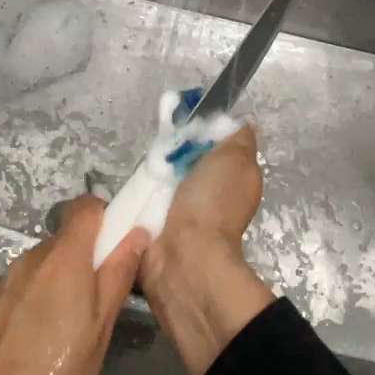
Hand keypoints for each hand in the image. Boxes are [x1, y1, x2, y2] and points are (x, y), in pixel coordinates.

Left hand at [0, 195, 148, 374]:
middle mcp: (32, 257)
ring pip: (46, 263)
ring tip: (69, 329)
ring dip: (62, 280)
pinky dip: (40, 297)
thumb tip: (137, 232)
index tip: (119, 246)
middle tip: (100, 301)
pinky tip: (40, 339)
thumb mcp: (100, 331)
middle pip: (67, 237)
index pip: (86, 206)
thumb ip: (118, 276)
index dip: (107, 216)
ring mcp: (6, 278)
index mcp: (63, 258)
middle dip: (87, 258)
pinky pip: (26, 283)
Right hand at [138, 125, 277, 374]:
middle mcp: (209, 193)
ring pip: (163, 174)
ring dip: (153, 167)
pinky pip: (145, 195)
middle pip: (185, 155)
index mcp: (232, 177)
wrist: (183, 258)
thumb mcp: (235, 159)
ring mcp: (180, 210)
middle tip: (159, 138)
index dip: (200, 127)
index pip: (214, 142)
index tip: (183, 116)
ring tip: (143, 157)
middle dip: (172, 146)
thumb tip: (242, 120)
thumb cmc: (212, 204)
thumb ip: (238, 137)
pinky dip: (139, 188)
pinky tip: (133, 178)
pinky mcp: (154, 224)